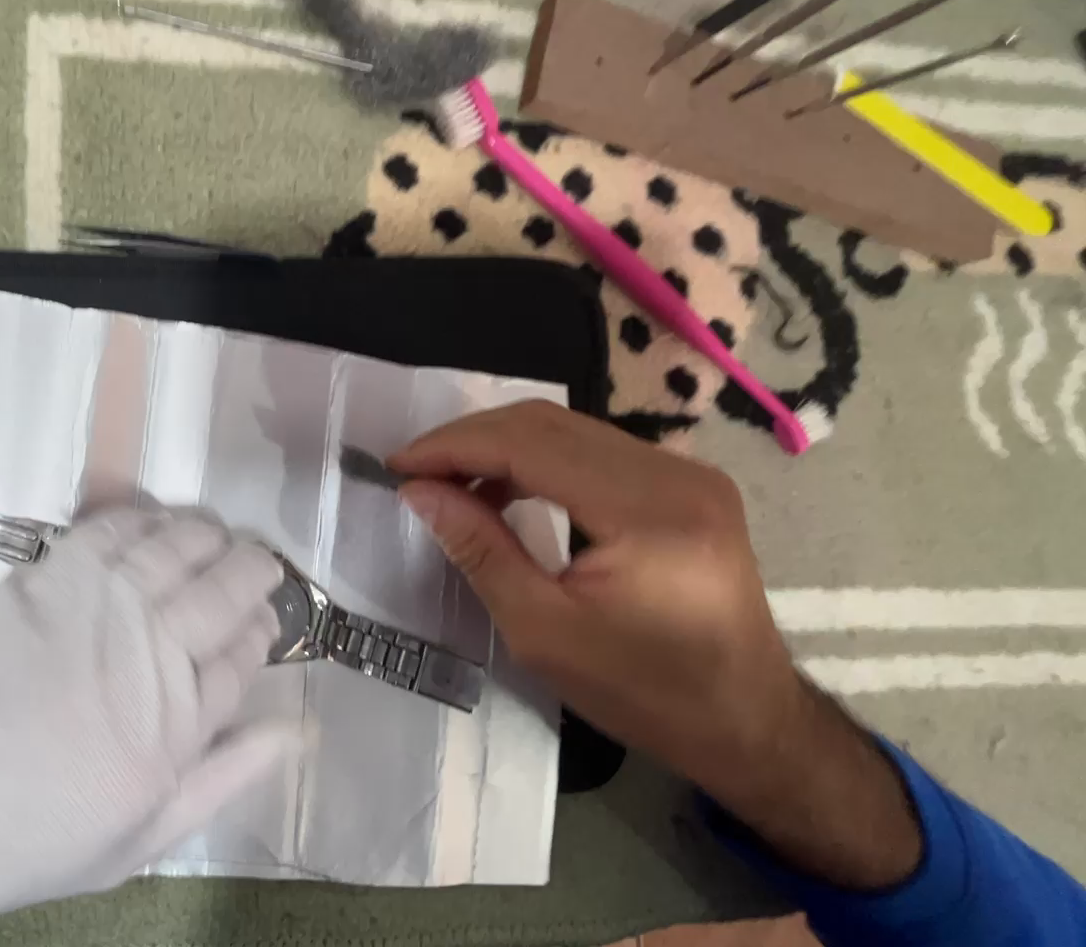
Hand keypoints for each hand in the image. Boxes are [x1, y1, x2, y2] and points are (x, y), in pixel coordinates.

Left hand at [0, 506, 294, 936]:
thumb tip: (293, 730)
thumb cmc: (32, 836)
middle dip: (252, 572)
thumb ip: (222, 778)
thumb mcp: (139, 841)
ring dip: (207, 536)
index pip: (243, 658)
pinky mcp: (47, 580)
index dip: (261, 630)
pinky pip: (111, 532)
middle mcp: (147, 658)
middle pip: (223, 594)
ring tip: (218, 536)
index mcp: (175, 731)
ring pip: (175, 552)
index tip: (264, 619)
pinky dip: (144, 519)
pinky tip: (157, 523)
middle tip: (258, 563)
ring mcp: (96, 612)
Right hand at [389, 402, 920, 889]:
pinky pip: (590, 448)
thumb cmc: (643, 692)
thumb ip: (479, 549)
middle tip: (414, 470)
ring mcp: (684, 473)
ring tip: (448, 480)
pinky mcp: (683, 484)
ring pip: (566, 427)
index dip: (452, 446)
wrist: (748, 724)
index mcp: (645, 511)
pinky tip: (501, 487)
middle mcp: (673, 473)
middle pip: (546, 422)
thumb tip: (418, 490)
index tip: (396, 465)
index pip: (528, 444)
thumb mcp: (541, 630)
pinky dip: (534, 459)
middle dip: (468, 438)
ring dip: (498, 445)